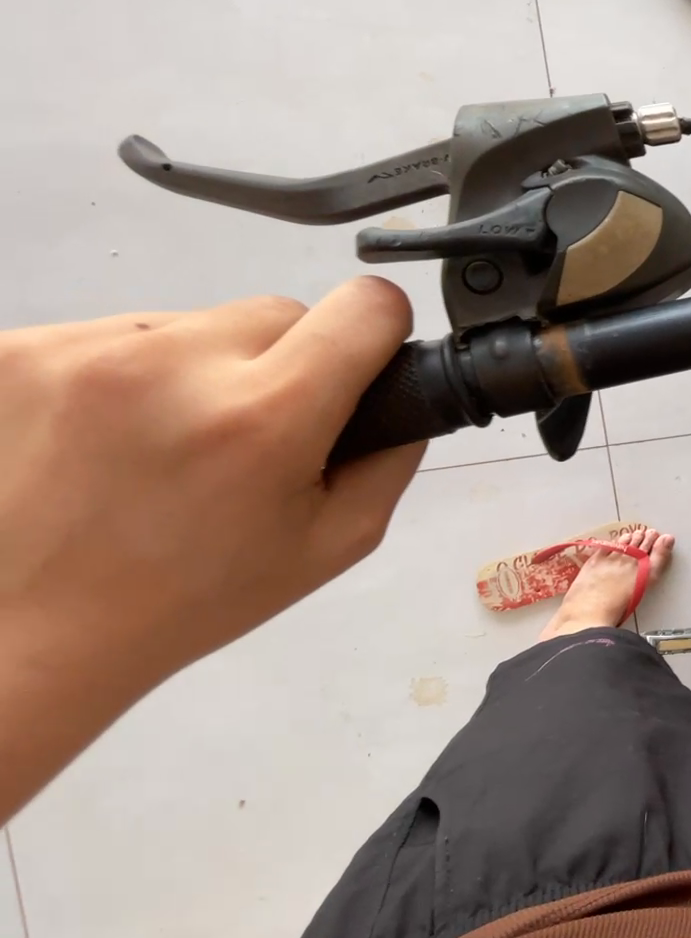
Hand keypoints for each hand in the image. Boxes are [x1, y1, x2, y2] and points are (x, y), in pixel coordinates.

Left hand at [0, 277, 423, 689]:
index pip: (364, 306)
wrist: (25, 631)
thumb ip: (392, 454)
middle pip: (283, 311)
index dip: (382, 328)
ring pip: (200, 323)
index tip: (370, 362)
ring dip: (211, 367)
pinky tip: (118, 435)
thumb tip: (403, 390)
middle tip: (266, 430)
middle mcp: (172, 364)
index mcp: (267, 415)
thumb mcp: (344, 537)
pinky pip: (122, 335)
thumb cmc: (203, 593)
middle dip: (294, 359)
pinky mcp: (12, 351)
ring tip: (178, 440)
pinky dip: (139, 374)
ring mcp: (78, 350)